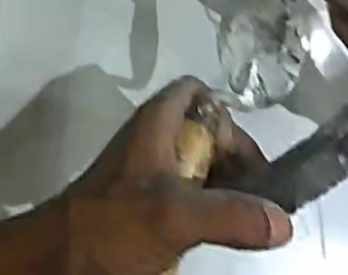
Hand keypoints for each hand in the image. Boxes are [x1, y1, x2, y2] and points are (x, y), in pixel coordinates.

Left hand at [52, 76, 291, 272]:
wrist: (64, 254)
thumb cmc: (116, 220)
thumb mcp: (175, 214)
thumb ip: (229, 213)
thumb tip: (282, 218)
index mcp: (156, 121)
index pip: (196, 92)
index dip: (227, 116)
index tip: (250, 158)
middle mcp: (153, 136)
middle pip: (203, 129)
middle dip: (232, 156)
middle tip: (257, 196)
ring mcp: (147, 168)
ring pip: (196, 162)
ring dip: (222, 184)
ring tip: (246, 216)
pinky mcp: (144, 198)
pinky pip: (185, 190)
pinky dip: (206, 204)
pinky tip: (218, 230)